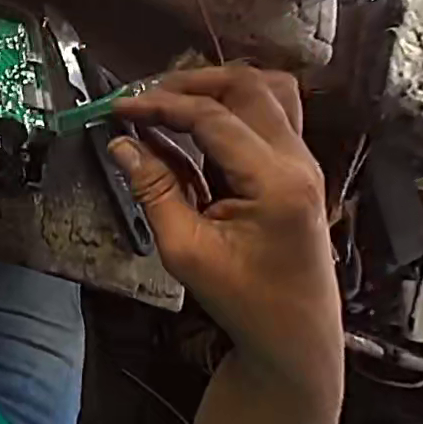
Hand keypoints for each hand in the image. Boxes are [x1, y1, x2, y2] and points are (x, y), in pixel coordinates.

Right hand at [110, 67, 342, 412]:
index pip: (212, 117)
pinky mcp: (297, 167)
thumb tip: (121, 144)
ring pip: (266, 90)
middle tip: (144, 99)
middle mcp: (298, 160)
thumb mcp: (185, 251)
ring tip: (172, 102)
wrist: (297, 339)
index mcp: (275, 182)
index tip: (119, 107)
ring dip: (216, 86)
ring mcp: (303, 161)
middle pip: (247, 86)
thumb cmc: (245, 302)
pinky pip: (269, 113)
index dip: (160, 105)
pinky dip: (231, 105)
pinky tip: (198, 124)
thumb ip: (153, 190)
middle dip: (189, 84)